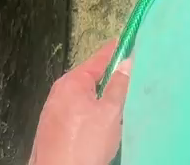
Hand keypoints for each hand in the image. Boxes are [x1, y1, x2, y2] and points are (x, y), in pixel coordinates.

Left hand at [28, 40, 129, 164]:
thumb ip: (119, 84)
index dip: (120, 50)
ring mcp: (53, 113)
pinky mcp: (52, 131)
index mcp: (72, 82)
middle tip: (133, 82)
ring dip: (102, 100)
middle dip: (112, 79)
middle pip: (92, 78)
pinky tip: (102, 125)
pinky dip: (91, 114)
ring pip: (85, 97)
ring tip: (120, 105)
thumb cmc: (84, 145)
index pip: (101, 56)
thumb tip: (127, 61)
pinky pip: (77, 113)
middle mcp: (59, 92)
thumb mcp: (109, 113)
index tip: (136, 43)